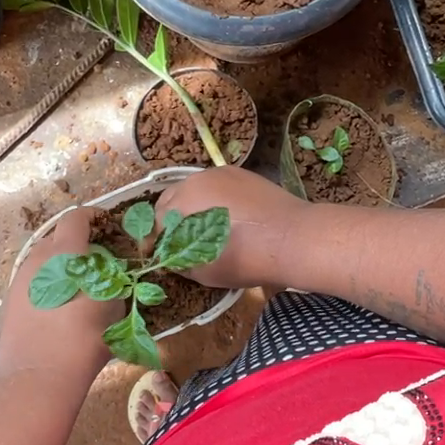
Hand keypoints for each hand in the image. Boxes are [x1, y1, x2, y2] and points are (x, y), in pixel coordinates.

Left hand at [0, 208, 118, 386]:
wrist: (38, 379)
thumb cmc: (83, 339)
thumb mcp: (113, 305)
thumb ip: (113, 280)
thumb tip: (111, 274)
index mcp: (64, 253)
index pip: (75, 218)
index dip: (93, 217)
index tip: (106, 226)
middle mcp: (37, 260)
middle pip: (57, 238)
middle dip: (77, 244)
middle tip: (97, 262)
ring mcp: (20, 281)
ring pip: (44, 261)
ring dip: (62, 265)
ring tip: (79, 287)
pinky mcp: (11, 303)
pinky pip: (34, 282)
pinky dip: (49, 285)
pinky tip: (61, 308)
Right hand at [154, 167, 312, 290]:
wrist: (290, 238)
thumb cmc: (244, 260)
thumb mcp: (203, 272)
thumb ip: (179, 261)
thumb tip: (171, 255)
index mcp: (177, 210)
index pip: (154, 227)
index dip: (154, 244)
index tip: (160, 256)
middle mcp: (190, 184)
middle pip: (167, 202)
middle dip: (168, 221)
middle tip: (179, 242)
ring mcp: (214, 174)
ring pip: (190, 189)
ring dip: (189, 206)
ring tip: (202, 226)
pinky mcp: (235, 172)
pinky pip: (213, 184)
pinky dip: (211, 197)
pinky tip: (225, 213)